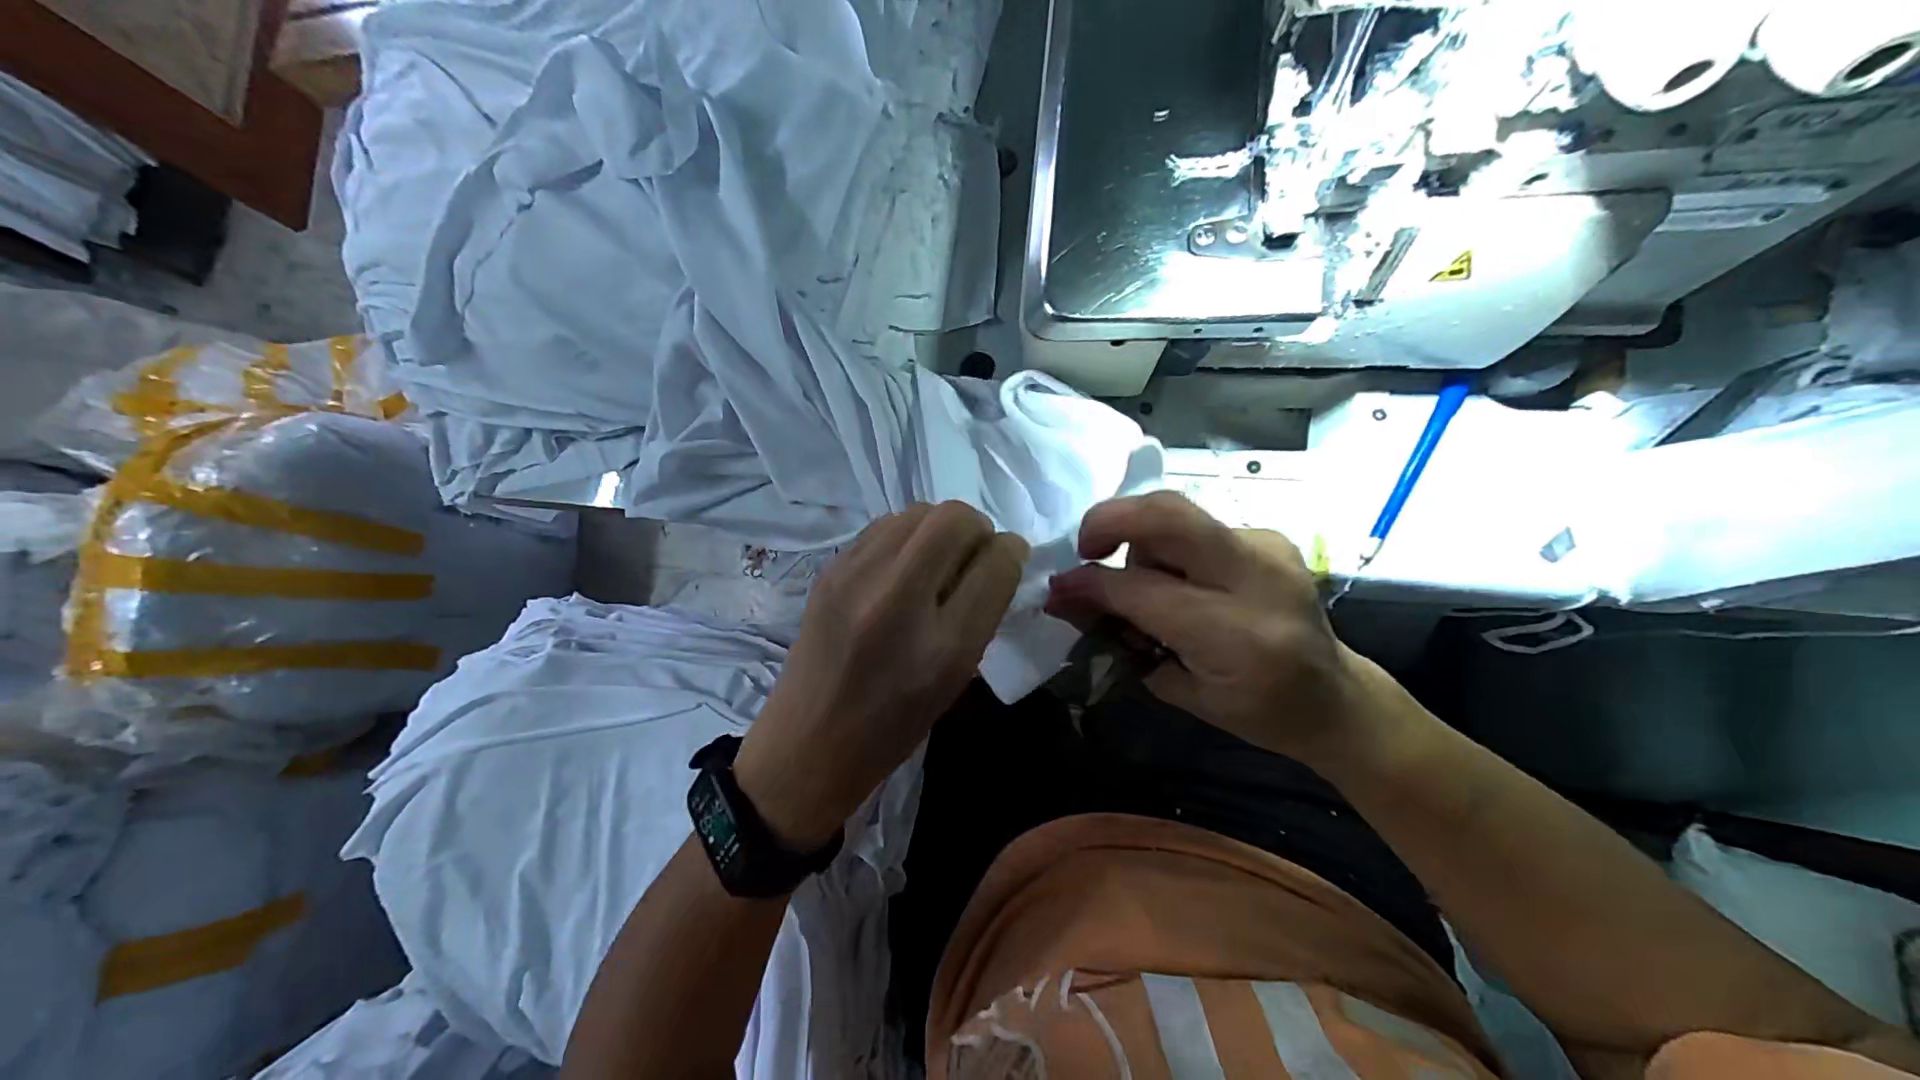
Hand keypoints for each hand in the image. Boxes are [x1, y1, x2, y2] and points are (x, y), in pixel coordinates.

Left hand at [734, 502, 1027, 849]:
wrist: (810, 740)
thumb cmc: (894, 724)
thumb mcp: (956, 678)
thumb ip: (984, 614)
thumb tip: (1000, 557)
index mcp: (941, 645)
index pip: (995, 565)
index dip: (1012, 554)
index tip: (1009, 561)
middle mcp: (896, 599)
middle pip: (955, 519)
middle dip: (977, 530)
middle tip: (973, 560)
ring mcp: (855, 577)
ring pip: (919, 511)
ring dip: (941, 529)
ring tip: (937, 565)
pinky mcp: (830, 569)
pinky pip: (885, 525)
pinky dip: (907, 536)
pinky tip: (903, 569)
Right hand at [1046, 491, 1377, 762]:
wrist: (1335, 698)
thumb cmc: (1256, 712)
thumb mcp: (1180, 690)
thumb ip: (1123, 639)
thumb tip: (1067, 598)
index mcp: (1236, 635)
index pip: (1143, 590)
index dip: (1091, 583)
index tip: (1057, 587)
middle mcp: (1257, 578)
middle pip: (1169, 515)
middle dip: (1110, 520)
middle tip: (1085, 548)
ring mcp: (1268, 548)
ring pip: (1178, 515)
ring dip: (1141, 542)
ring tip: (1143, 584)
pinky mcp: (1268, 536)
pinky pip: (1199, 527)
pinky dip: (1171, 548)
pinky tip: (1179, 580)